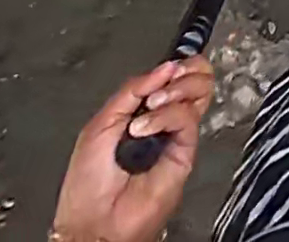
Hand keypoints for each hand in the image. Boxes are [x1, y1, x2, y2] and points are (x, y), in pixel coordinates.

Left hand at [51, 57, 214, 241]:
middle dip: (187, 70)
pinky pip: (187, 118)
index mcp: (148, 109)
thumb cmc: (88, 184)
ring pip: (201, 92)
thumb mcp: (102, 122)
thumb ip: (133, 89)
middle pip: (200, 77)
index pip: (180, 74)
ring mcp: (178, 135)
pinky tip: (143, 127)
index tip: (169, 65)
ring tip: (154, 101)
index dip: (180, 63)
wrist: (89, 224)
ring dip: (178, 88)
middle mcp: (168, 118)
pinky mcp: (185, 152)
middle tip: (169, 78)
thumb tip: (167, 66)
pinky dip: (165, 115)